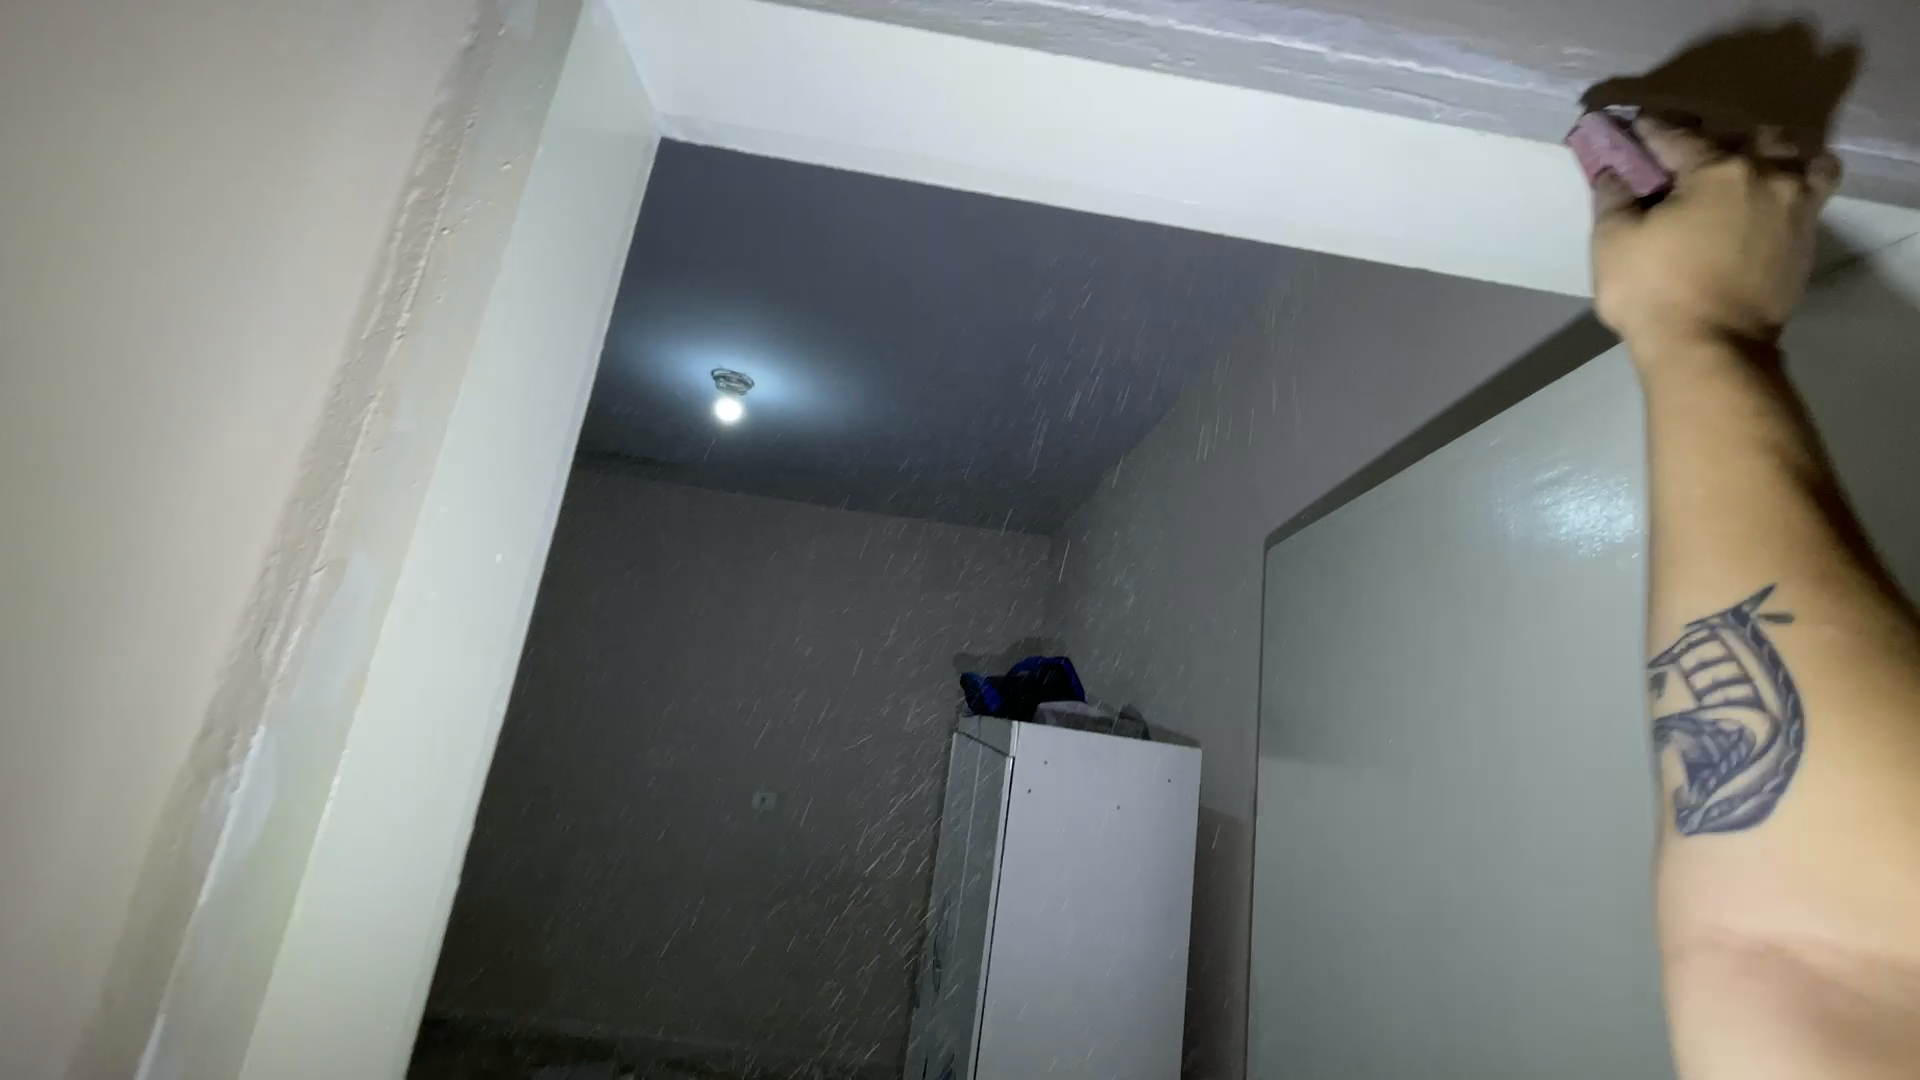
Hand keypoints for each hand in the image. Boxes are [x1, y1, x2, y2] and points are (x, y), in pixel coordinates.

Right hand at [1591, 118, 1840, 357]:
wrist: (1708, 342)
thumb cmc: (1651, 291)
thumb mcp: (1612, 244)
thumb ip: (1613, 200)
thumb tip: (1611, 171)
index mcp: (1716, 171)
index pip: (1678, 137)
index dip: (1650, 129)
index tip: (1632, 123)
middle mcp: (1768, 174)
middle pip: (1749, 137)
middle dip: (1716, 140)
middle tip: (1687, 156)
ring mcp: (1797, 203)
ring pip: (1796, 155)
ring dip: (1768, 154)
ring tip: (1743, 169)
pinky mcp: (1807, 232)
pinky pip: (1809, 188)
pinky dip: (1788, 182)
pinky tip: (1765, 198)